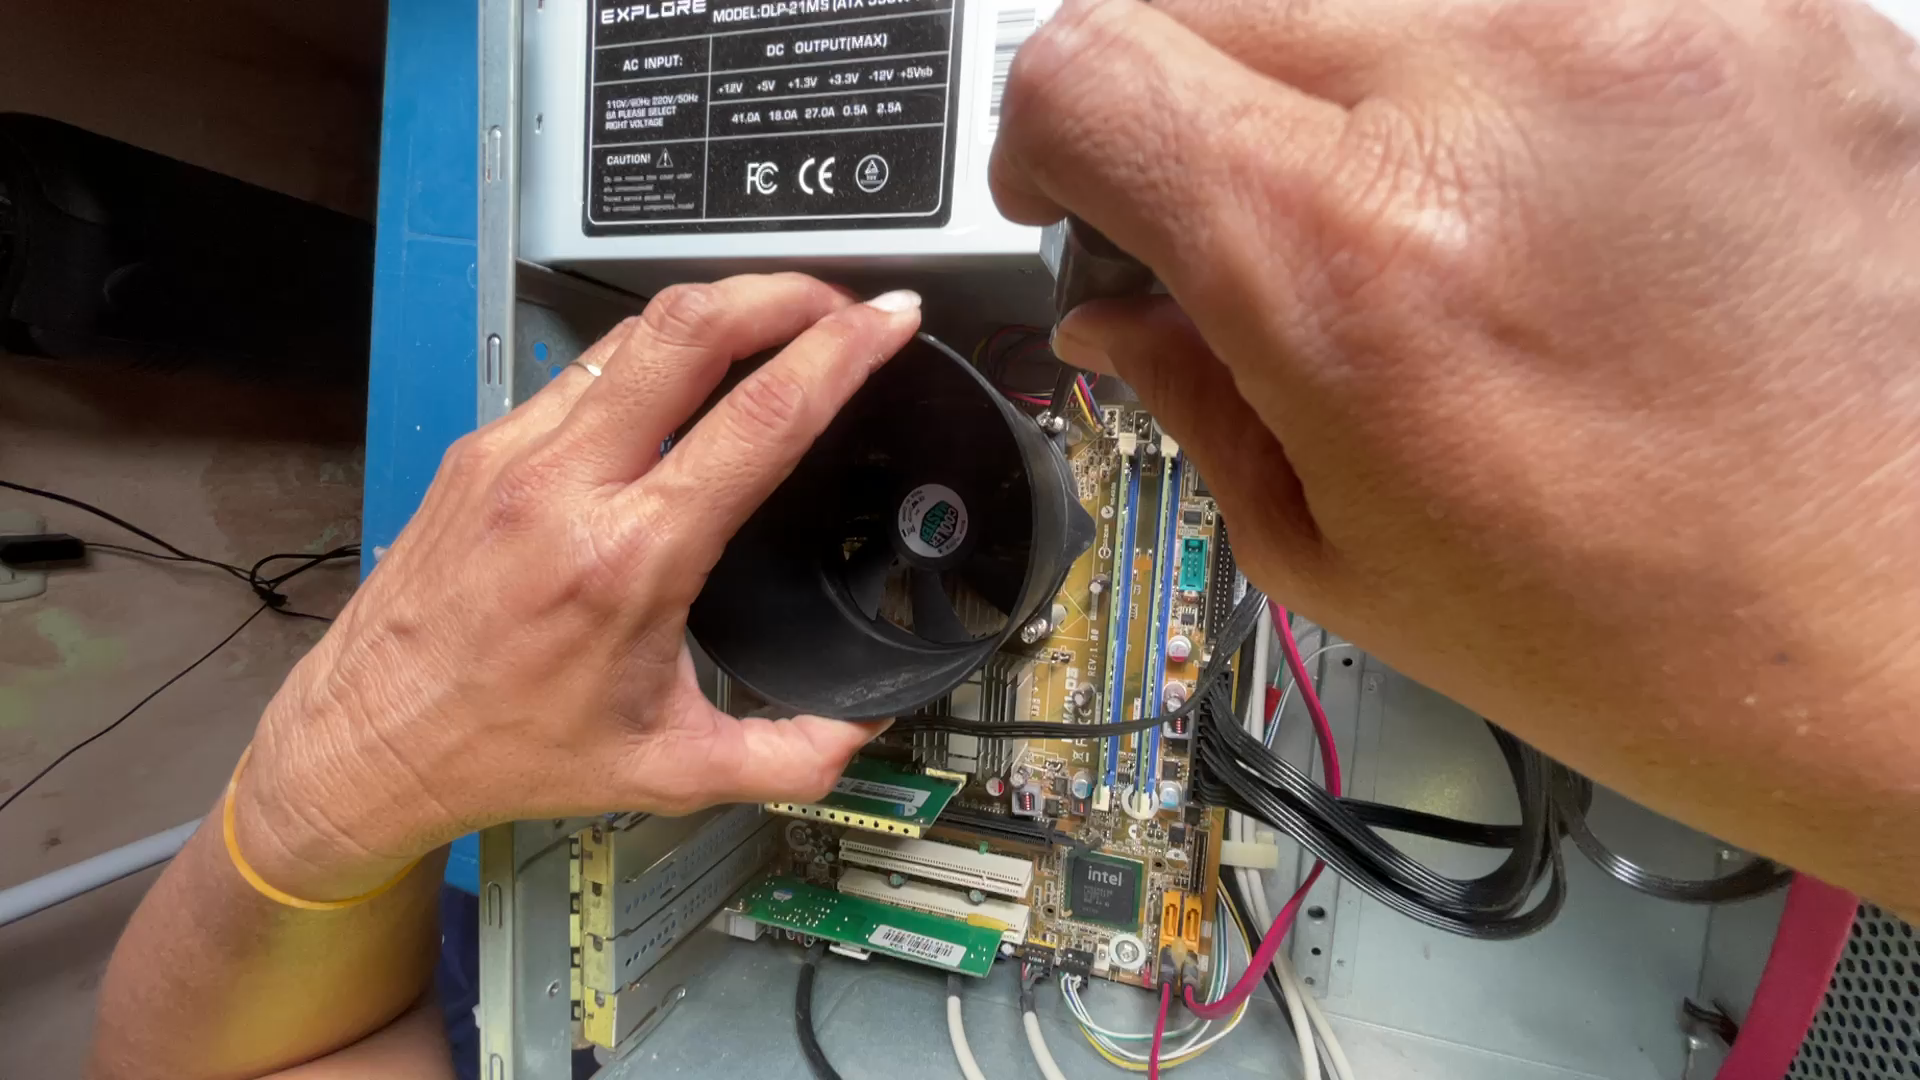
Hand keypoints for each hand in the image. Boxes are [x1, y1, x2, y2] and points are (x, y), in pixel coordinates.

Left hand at [230, 275, 922, 899]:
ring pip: (640, 331)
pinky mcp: (490, 445)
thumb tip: (865, 732)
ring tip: (784, 317)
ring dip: (726, 306)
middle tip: (844, 300)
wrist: (369, 743)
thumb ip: (789, 758)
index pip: (760, 418)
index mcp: (633, 557)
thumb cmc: (516, 751)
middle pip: (691, 330)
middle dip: (784, 292)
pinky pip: (595, 364)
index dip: (840, 353)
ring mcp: (519, 450)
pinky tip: (699, 364)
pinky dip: (667, 344)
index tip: (889, 321)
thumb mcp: (673, 771)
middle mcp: (572, 482)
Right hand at [995, 0, 1919, 902]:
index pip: (1087, 77)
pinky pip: (1477, 0)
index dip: (1037, 138)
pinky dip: (1408, 74)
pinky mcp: (1740, 4)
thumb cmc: (1586, 618)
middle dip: (1140, 107)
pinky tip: (1446, 181)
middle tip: (1174, 216)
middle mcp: (1485, 88)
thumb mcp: (1309, 540)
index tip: (1063, 205)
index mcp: (1340, 261)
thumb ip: (1181, 391)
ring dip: (1267, 84)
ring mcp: (1636, 15)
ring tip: (1315, 204)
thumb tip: (1100, 317)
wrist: (1884, 628)